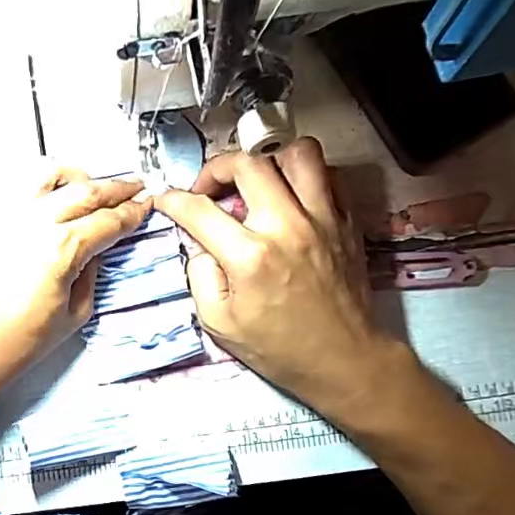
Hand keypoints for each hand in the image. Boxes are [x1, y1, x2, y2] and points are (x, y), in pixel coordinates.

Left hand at [0, 169, 149, 405]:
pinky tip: (52, 194)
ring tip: (91, 184)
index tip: (144, 205)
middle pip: (85, 191)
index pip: (108, 221)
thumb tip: (95, 250)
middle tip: (134, 187)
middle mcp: (33, 222)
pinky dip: (43, 182)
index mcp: (62, 248)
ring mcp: (4, 214)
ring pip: (49, 174)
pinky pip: (19, 186)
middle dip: (116, 188)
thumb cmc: (14, 342)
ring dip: (78, 176)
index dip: (132, 212)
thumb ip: (90, 273)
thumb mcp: (73, 314)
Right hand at [154, 138, 407, 412]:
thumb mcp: (221, 325)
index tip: (168, 200)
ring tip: (258, 183)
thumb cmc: (281, 350)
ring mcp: (323, 219)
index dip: (173, 200)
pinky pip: (329, 175)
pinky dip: (305, 177)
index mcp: (250, 257)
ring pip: (297, 154)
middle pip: (246, 164)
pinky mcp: (346, 223)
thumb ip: (200, 276)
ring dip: (269, 160)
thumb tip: (199, 242)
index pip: (199, 209)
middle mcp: (287, 227)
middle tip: (210, 191)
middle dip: (216, 169)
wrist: (343, 360)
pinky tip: (292, 198)